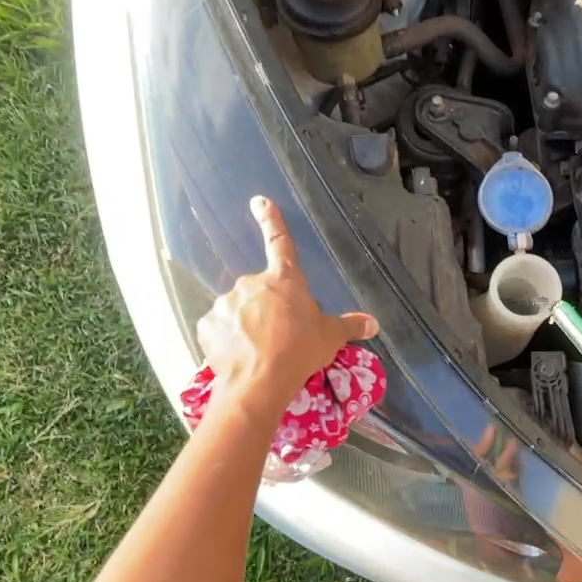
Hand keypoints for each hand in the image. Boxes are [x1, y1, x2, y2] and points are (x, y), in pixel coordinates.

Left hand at [196, 197, 378, 407]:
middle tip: (280, 334)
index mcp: (284, 279)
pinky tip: (238, 355)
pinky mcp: (207, 325)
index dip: (270, 219)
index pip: (279, 242)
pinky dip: (228, 339)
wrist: (260, 381)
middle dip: (268, 307)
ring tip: (259, 350)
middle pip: (261, 290)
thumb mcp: (330, 337)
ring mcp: (226, 302)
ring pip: (239, 310)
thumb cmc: (300, 350)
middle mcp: (252, 283)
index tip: (259, 200)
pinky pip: (220, 329)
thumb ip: (350, 326)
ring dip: (247, 323)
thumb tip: (373, 324)